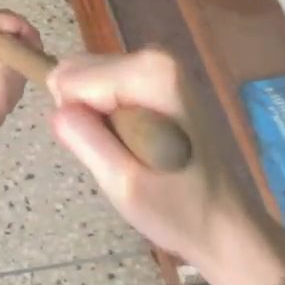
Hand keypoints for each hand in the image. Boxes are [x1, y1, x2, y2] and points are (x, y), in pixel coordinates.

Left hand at [0, 7, 41, 130]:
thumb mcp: (18, 65)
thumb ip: (27, 47)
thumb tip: (32, 43)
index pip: (15, 20)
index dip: (32, 36)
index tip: (41, 53)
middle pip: (2, 21)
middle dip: (19, 37)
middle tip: (33, 56)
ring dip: (9, 42)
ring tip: (21, 61)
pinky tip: (6, 62)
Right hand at [47, 51, 284, 268]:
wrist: (226, 227)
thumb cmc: (180, 210)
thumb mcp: (124, 185)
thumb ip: (85, 141)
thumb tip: (58, 111)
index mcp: (150, 74)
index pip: (71, 79)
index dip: (79, 122)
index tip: (110, 153)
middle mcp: (155, 57)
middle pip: (78, 71)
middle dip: (87, 115)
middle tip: (121, 154)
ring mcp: (157, 65)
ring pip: (86, 78)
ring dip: (98, 118)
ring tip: (131, 150)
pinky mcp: (156, 77)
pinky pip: (102, 86)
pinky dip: (109, 116)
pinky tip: (136, 142)